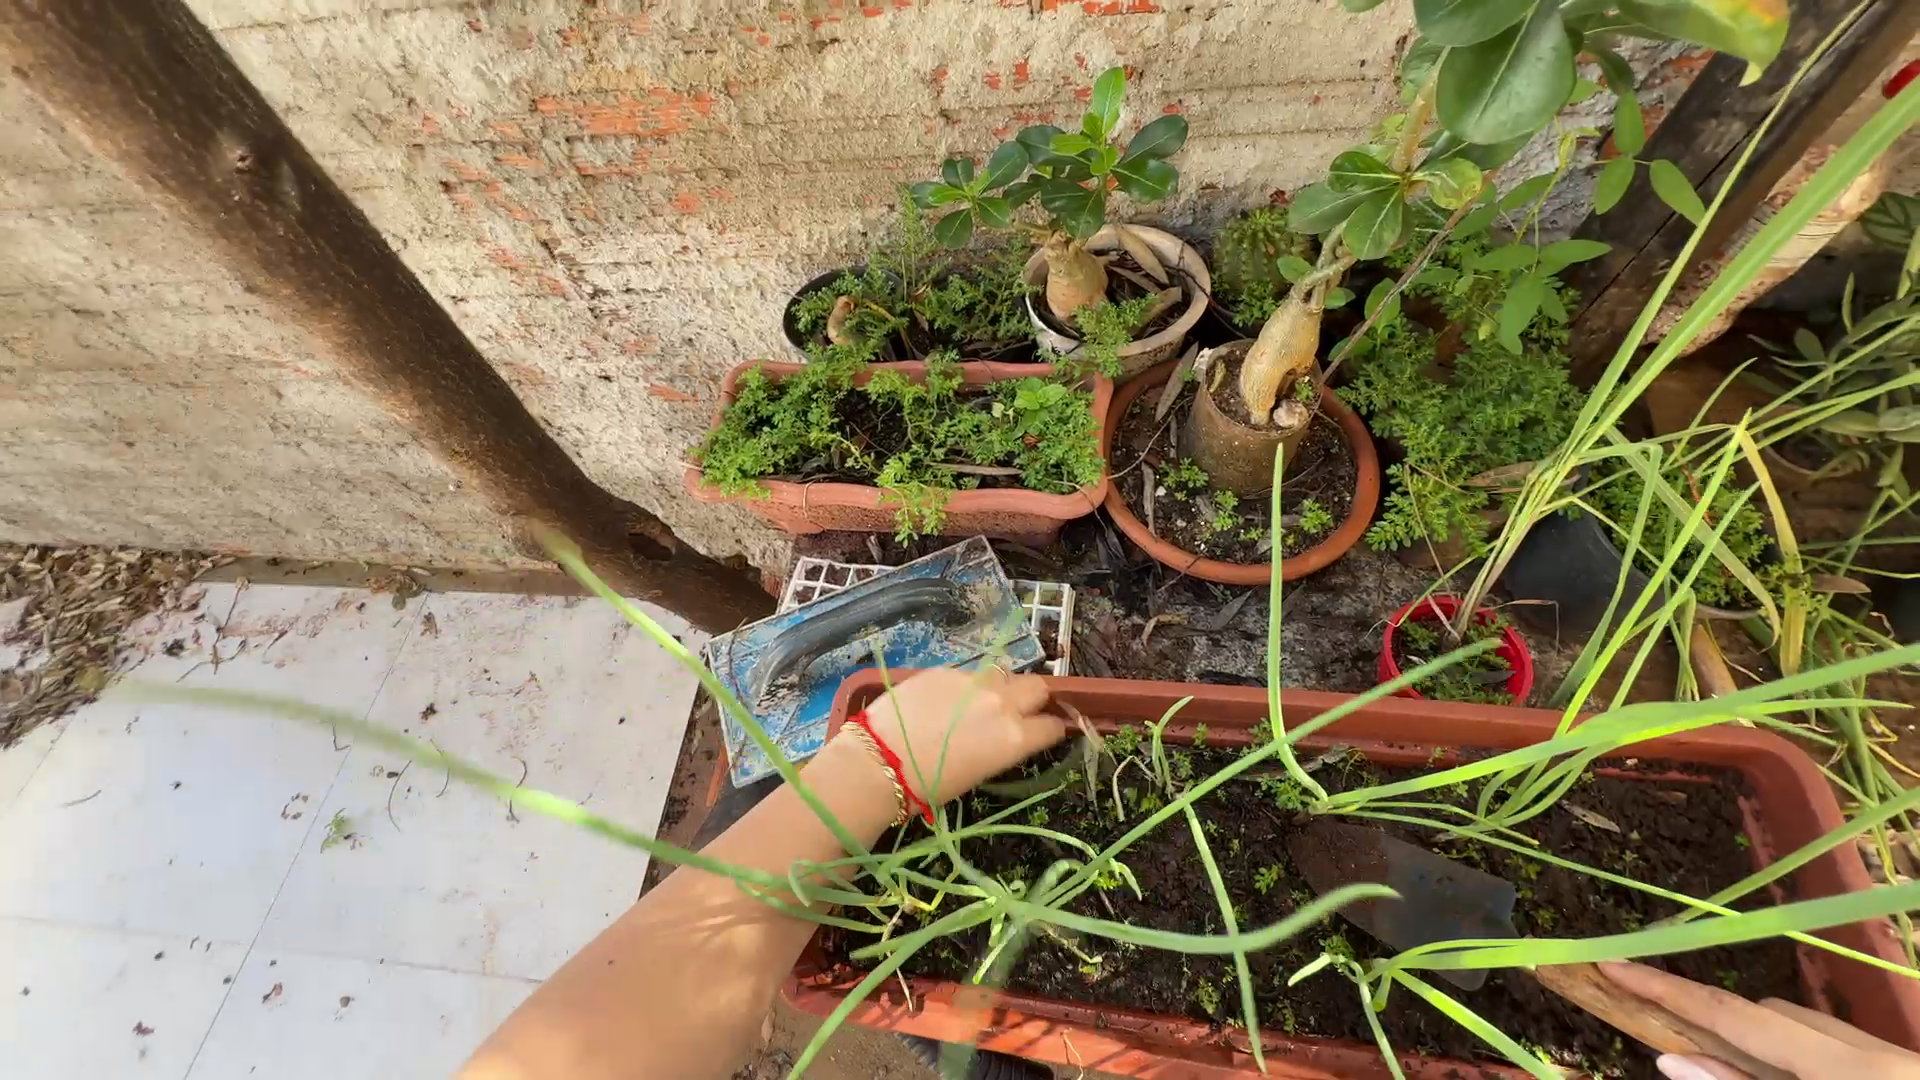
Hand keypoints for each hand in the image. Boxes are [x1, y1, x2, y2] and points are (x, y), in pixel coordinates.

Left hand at [857, 667, 1064, 805]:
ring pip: (1001, 674)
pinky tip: (943, 701)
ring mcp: (973, 681)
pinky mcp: (945, 670)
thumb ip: (999, 746)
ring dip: (999, 687)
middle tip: (1020, 710)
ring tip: (979, 702)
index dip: (1051, 727)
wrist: (880, 762)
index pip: (1052, 725)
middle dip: (1034, 698)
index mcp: (1014, 738)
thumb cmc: (928, 786)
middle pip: (1036, 687)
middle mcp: (1001, 703)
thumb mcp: (977, 773)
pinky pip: (966, 674)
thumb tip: (1002, 736)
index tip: (1046, 730)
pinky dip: (964, 686)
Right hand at [1601, 960, 1919, 1079]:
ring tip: (1748, 1072)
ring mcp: (1907, 1065)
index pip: (1733, 1012)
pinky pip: (1852, 1053)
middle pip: (1775, 1012)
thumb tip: (1671, 1059)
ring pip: (1818, 1031)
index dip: (1664, 987)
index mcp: (1853, 1071)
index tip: (1606, 963)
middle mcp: (1884, 1056)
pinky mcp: (1916, 1075)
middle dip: (1722, 1021)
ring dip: (1772, 1045)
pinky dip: (1815, 1063)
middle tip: (1673, 1034)